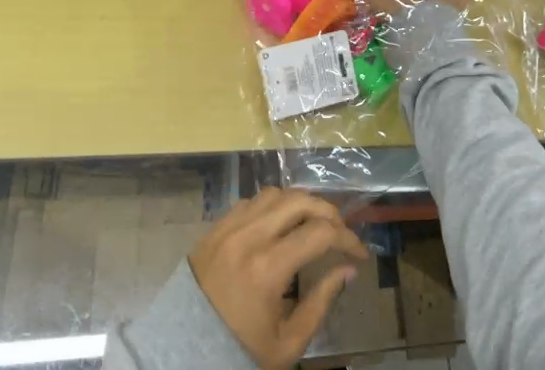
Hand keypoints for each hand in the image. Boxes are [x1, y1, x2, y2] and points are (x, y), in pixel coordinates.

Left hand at [188, 187, 369, 368]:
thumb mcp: (288, 341)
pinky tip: (280, 224)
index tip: (359, 254)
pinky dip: (272, 206)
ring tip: (312, 223)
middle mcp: (249, 237)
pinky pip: (250, 201)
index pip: (320, 233)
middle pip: (300, 201)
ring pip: (274, 194)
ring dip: (300, 204)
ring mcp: (229, 227)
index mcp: (268, 268)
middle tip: (340, 232)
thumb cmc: (240, 349)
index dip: (348, 239)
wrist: (185, 350)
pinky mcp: (215, 227)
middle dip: (329, 212)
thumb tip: (348, 270)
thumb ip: (322, 301)